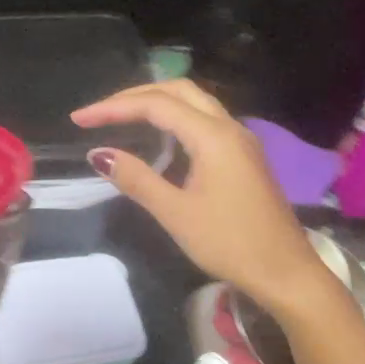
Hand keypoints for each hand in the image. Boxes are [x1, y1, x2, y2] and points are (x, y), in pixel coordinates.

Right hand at [72, 80, 338, 313]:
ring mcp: (240, 141)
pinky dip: (175, 118)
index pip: (156, 105)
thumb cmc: (230, 243)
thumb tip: (99, 154)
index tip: (79, 120)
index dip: (113, 107)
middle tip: (99, 112)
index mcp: (213, 136)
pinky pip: (205, 121)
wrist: (286, 272)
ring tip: (121, 118)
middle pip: (178, 91)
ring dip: (157, 103)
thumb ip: (137, 179)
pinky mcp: (244, 157)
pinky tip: (158, 138)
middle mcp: (230, 128)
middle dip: (135, 95)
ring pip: (195, 103)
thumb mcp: (176, 213)